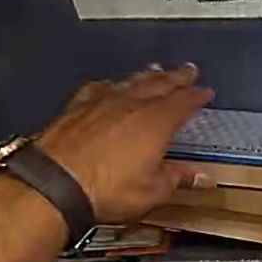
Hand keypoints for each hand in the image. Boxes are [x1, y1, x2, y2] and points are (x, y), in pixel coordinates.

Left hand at [36, 64, 212, 223]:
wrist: (55, 183)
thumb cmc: (111, 189)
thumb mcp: (154, 191)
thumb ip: (179, 178)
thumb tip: (204, 176)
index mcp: (156, 122)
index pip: (183, 103)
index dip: (196, 96)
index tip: (206, 91)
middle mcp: (131, 104)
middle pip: (159, 84)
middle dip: (176, 77)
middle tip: (189, 70)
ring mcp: (101, 102)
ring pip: (130, 82)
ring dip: (147, 76)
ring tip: (156, 70)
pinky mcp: (77, 107)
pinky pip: (100, 88)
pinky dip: (112, 84)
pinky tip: (111, 85)